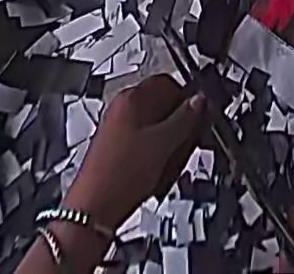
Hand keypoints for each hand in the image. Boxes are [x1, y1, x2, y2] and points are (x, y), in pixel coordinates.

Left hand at [65, 75, 204, 228]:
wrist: (94, 210)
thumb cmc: (120, 174)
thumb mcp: (163, 144)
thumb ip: (184, 119)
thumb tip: (199, 101)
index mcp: (131, 97)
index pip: (166, 83)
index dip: (186, 99)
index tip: (198, 115)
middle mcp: (120, 108)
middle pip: (160, 104)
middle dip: (177, 123)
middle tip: (188, 140)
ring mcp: (116, 128)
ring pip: (153, 125)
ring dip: (168, 140)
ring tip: (174, 160)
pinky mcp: (115, 148)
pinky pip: (143, 142)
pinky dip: (155, 152)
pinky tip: (159, 171)